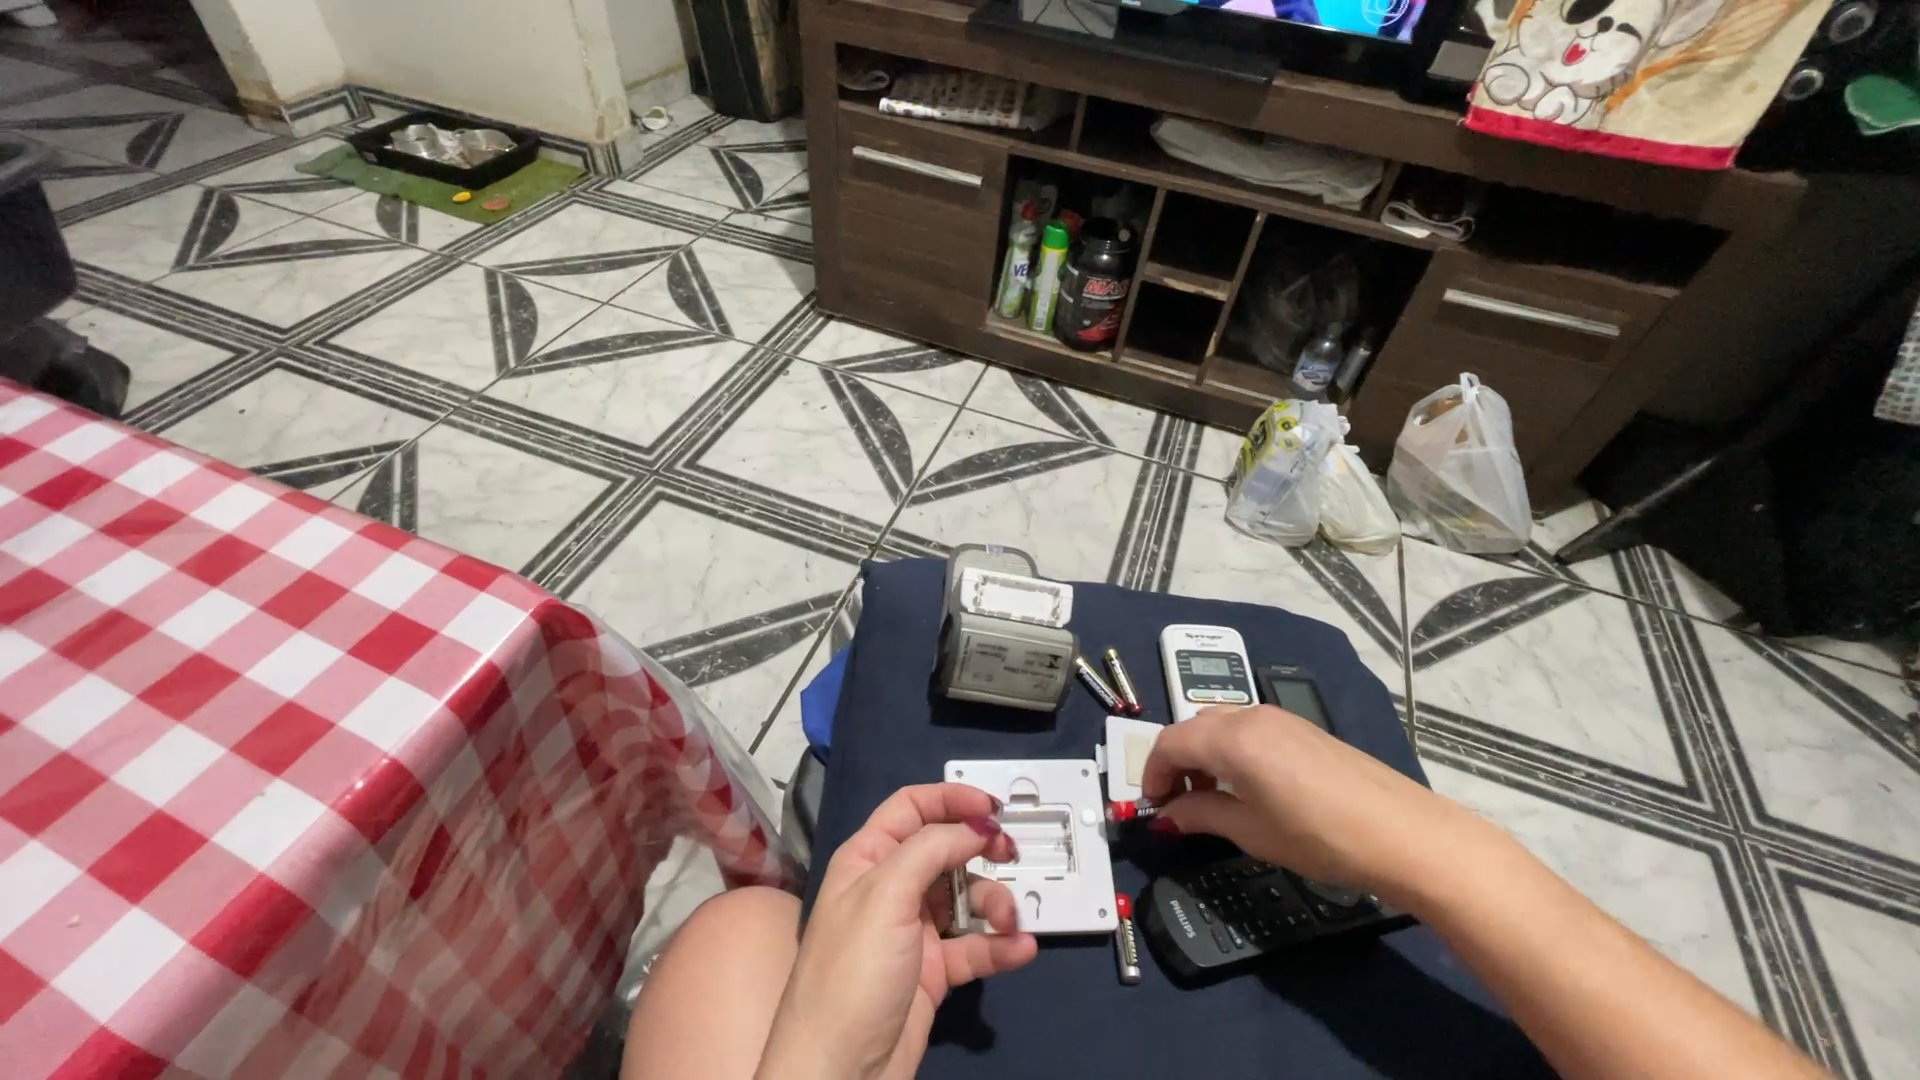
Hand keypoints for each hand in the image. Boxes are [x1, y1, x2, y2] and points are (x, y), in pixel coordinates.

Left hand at [756, 783, 1038, 1079]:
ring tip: (1008, 920)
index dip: (951, 799)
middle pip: (945, 849)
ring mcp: (912, 930)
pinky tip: (1019, 949)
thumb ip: (932, 848)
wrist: (840, 1073)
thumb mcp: (886, 895)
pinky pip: (974, 946)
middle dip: (980, 848)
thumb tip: (974, 823)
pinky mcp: (933, 971)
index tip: (992, 808)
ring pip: (965, 897)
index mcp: (868, 857)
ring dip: (994, 902)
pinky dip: (999, 945)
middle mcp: (890, 887)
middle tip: (1009, 852)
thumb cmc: (852, 972)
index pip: (912, 807)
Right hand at [1141, 704, 1482, 902]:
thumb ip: (1201, 815)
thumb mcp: (1251, 832)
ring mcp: (1279, 719)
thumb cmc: (1319, 836)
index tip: (1154, 808)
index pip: (1170, 743)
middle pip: (1192, 728)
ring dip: (1203, 755)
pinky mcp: (1302, 729)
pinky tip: (1247, 787)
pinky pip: (1247, 729)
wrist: (1404, 834)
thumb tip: (1168, 816)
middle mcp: (1249, 717)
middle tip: (1179, 804)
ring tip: (1212, 798)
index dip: (1152, 774)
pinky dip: (1231, 751)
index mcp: (1230, 739)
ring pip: (1219, 725)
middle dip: (1176, 763)